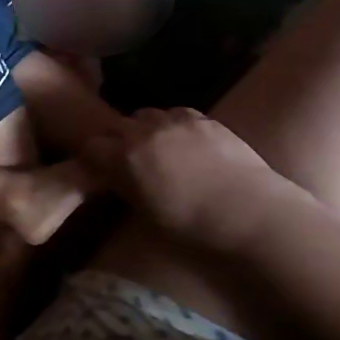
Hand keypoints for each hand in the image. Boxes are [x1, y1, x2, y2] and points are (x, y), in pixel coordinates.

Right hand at [83, 108, 286, 248]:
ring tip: (156, 148)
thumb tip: (116, 178)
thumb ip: (125, 187)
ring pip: (145, 115)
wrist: (248, 212)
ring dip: (143, 128)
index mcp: (123, 159)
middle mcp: (144, 132)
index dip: (93, 158)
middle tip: (126, 160)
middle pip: (116, 126)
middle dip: (116, 140)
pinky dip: (171, 124)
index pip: (91, 146)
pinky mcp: (203, 118)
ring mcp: (175, 121)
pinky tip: (183, 141)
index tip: (100, 170)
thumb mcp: (146, 214)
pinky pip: (175, 114)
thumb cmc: (191, 226)